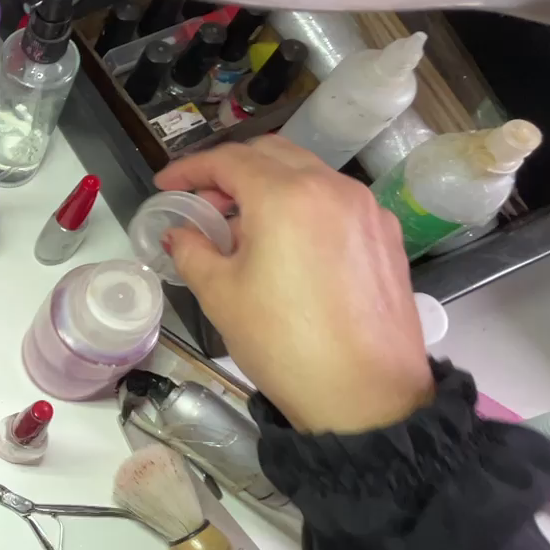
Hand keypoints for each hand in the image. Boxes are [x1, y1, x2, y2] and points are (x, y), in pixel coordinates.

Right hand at [155, 136, 433, 432]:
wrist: (364, 394)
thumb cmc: (283, 341)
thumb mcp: (219, 293)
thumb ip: (192, 250)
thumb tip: (182, 235)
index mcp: (286, 197)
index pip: (229, 160)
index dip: (189, 169)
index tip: (166, 186)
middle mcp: (332, 189)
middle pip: (271, 155)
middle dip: (228, 172)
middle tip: (198, 204)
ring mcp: (365, 210)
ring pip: (304, 175)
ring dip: (264, 188)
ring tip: (236, 230)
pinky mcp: (383, 235)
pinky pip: (331, 201)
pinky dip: (297, 206)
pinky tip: (279, 247)